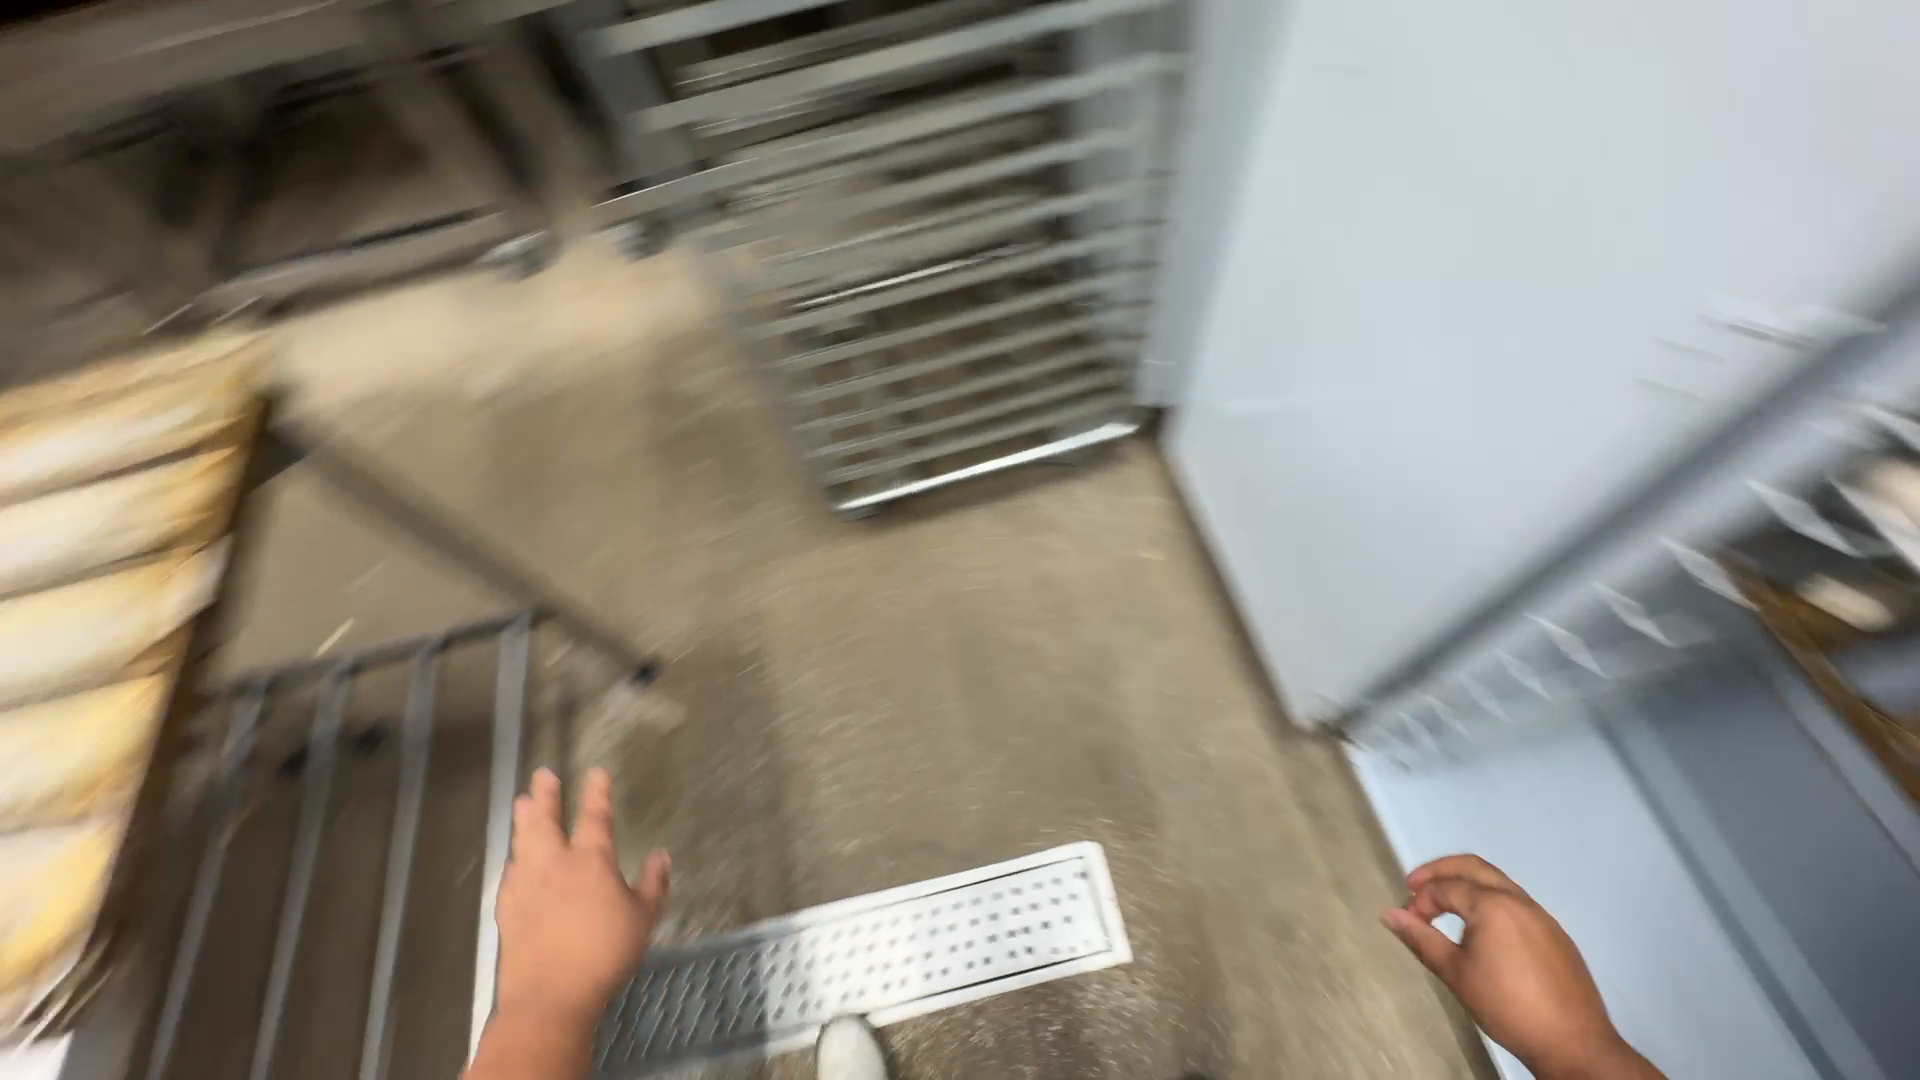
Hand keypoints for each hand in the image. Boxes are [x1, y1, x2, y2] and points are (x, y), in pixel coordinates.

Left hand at [494, 767, 670, 1029]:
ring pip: (523, 843)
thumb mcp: (643, 918)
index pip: (595, 817)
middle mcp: (555, 865)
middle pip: (547, 821)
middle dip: (547, 796)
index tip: (596, 773)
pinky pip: (510, 874)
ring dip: (524, 820)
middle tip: (543, 775)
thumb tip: (661, 855)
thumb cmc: (604, 954)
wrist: (549, 998)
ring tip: (522, 802)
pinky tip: (513, 860)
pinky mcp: (508, 911)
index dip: (597, 793)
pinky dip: (513, 859)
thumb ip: (653, 884)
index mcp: (591, 861)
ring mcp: (527, 887)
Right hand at [1381, 855, 1661, 1079]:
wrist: (1576, 1047)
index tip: (1408, 921)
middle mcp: (1519, 901)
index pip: (1445, 887)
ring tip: (1445, 906)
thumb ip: (1420, 938)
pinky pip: (1516, 903)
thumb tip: (1388, 913)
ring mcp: (1542, 917)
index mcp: (1493, 905)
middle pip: (1472, 866)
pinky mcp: (1556, 936)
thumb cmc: (1508, 1006)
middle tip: (1415, 885)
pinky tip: (1482, 930)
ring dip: (1465, 885)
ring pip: (1497, 882)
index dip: (1420, 900)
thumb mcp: (1455, 973)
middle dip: (1439, 871)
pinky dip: (1489, 902)